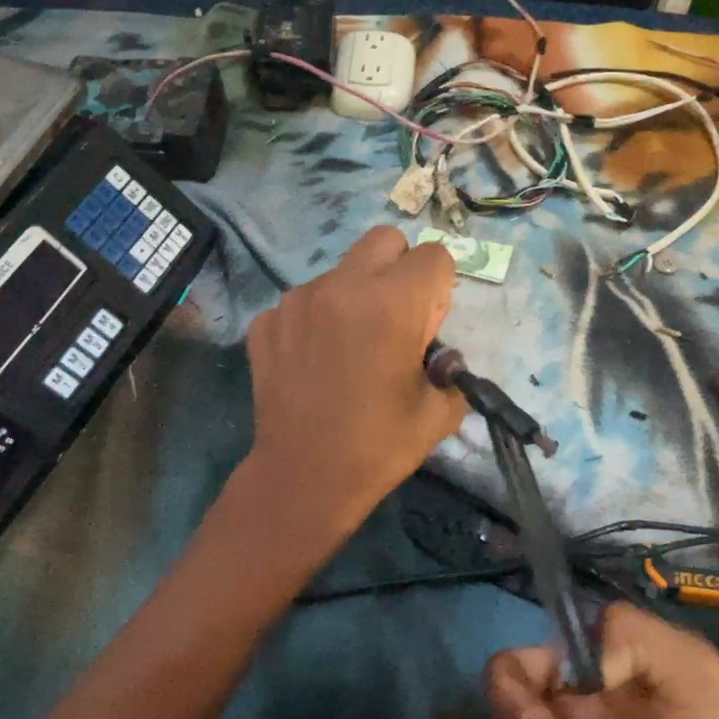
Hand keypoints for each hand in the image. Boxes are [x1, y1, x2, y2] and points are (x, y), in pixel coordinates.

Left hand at [239, 225, 468, 536]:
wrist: (304, 478)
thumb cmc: (379, 446)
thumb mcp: (439, 412)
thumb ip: (451, 369)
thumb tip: (439, 354)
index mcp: (392, 303)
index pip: (434, 256)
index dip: (440, 289)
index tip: (430, 325)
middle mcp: (343, 286)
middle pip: (384, 240)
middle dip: (400, 269)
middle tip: (396, 319)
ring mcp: (297, 300)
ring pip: (341, 271)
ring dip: (355, 295)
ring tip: (351, 349)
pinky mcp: (266, 321)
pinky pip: (303, 302)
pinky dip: (317, 321)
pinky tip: (316, 364)